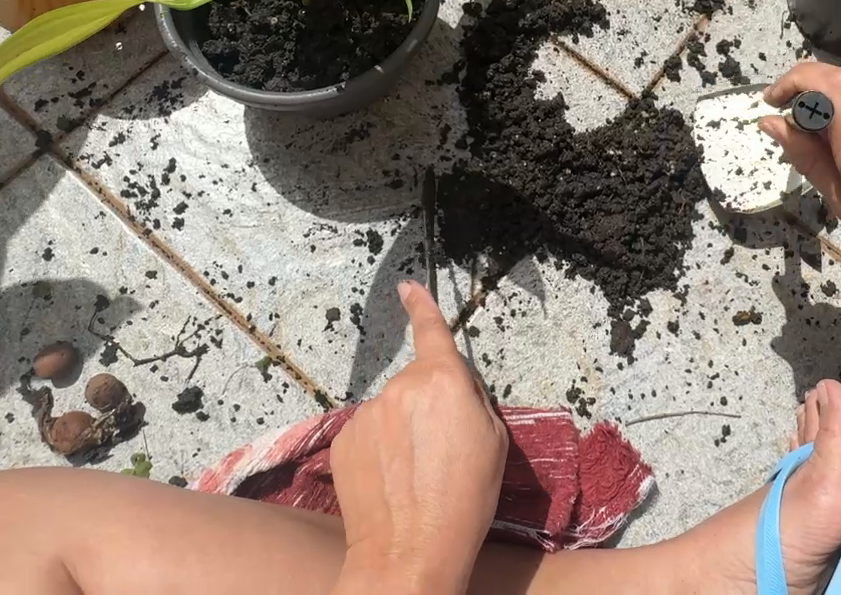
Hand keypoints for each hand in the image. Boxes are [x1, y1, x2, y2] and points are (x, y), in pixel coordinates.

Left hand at [330, 281, 507, 594]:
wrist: (410, 552)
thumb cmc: (466, 498)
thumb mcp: (494, 440)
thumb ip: (471, 398)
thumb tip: (452, 386)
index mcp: (444, 380)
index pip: (432, 331)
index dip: (421, 305)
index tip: (407, 287)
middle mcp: (402, 386)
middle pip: (417, 383)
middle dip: (428, 405)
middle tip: (441, 450)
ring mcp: (369, 413)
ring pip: (391, 411)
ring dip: (401, 430)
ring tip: (414, 474)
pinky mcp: (345, 439)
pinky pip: (368, 433)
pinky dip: (378, 450)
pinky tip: (389, 481)